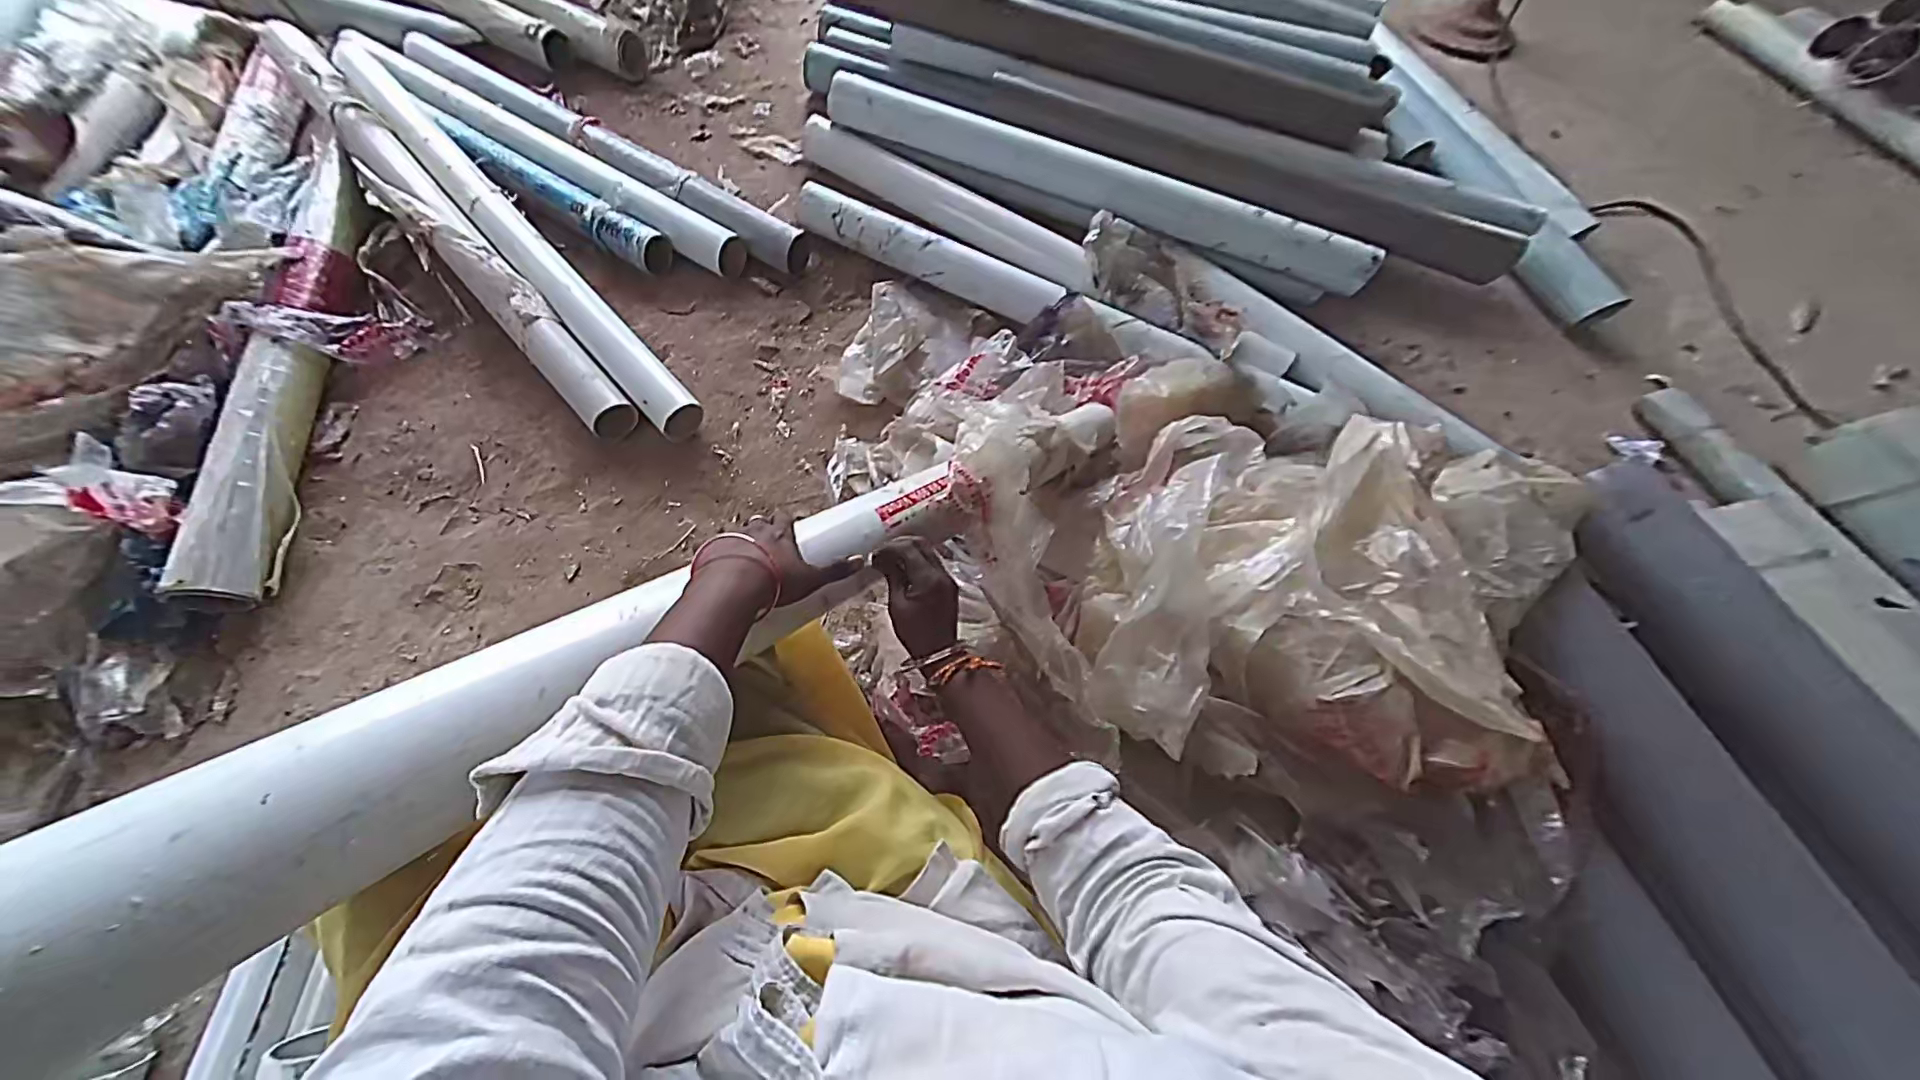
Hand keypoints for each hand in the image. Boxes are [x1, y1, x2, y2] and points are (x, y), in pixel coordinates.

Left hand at [696, 516, 861, 611]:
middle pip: (761, 522)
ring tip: (748, 560)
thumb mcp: (811, 579)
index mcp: (780, 532)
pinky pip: (718, 550)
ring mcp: (732, 539)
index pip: (786, 518)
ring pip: (739, 534)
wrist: (733, 586)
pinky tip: (726, 570)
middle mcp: (756, 530)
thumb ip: (835, 571)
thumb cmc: (775, 580)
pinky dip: (723, 556)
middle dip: (765, 530)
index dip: (789, 523)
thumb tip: (860, 563)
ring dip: (744, 543)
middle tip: (770, 546)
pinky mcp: (712, 552)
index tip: (793, 531)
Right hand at [873, 537, 959, 657]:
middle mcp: (942, 573)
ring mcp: (948, 577)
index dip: (889, 548)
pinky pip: (933, 562)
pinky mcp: (949, 583)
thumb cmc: (915, 633)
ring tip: (891, 559)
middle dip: (900, 544)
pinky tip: (904, 567)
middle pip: (921, 544)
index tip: (875, 555)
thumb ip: (893, 577)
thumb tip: (882, 559)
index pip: (908, 549)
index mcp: (928, 579)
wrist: (939, 652)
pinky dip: (918, 559)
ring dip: (909, 550)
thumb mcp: (897, 606)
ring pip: (928, 551)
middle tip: (882, 553)